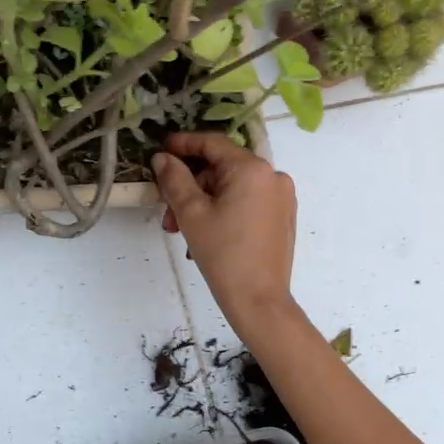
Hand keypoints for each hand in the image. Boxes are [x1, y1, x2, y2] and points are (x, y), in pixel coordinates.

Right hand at [153, 132, 297, 332]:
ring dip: (203, 204)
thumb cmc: (223, 255)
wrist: (259, 300)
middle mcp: (273, 176)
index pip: (213, 143)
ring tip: (181, 232)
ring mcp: (281, 198)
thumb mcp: (191, 214)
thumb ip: (175, 179)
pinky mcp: (282, 218)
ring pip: (232, 188)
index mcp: (252, 169)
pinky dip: (223, 211)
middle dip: (190, 188)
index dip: (184, 144)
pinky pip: (246, 203)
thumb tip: (163, 158)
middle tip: (167, 213)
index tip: (161, 149)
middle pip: (221, 169)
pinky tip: (205, 236)